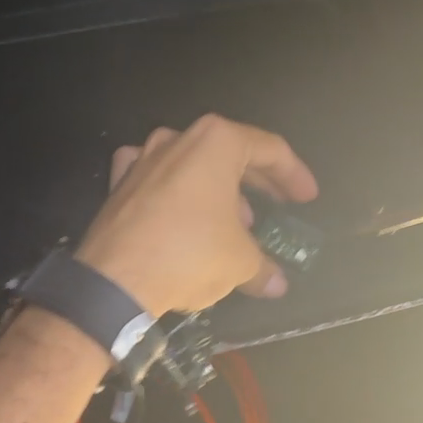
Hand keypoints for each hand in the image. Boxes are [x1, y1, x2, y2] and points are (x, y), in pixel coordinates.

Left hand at [75, 115, 318, 314]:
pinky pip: (155, 181)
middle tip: (276, 208)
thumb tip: (276, 283)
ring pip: (190, 166)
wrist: (115, 279)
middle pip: (227, 153)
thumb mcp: (239, 262)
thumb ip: (262, 266)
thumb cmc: (190, 254)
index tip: (306, 198)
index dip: (293, 174)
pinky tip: (181, 214)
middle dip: (255, 183)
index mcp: (215, 141)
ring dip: (215, 190)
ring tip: (232, 223)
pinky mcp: (118, 184)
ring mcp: (142, 159)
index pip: (268, 149)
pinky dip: (174, 195)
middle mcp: (176, 139)